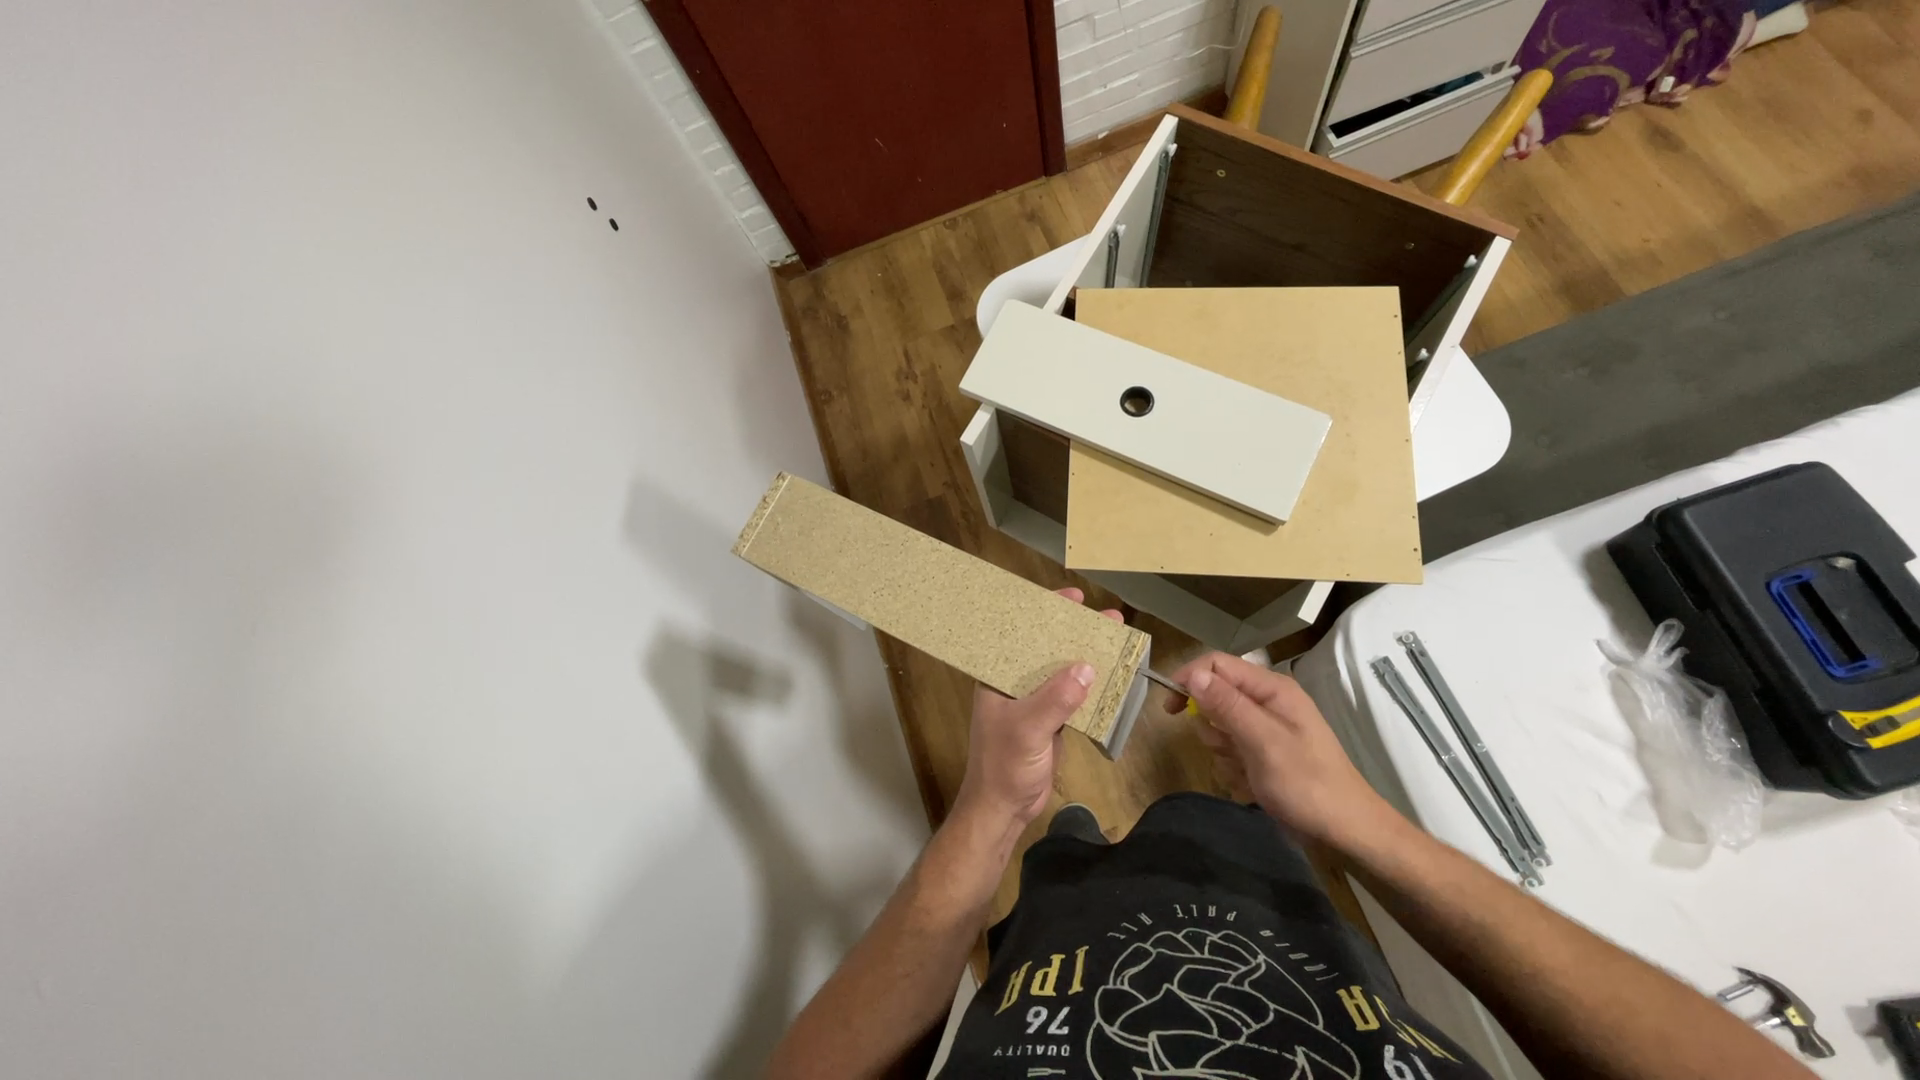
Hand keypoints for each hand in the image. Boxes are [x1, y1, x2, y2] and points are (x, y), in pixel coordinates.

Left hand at [953, 588, 1120, 828]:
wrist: (1004, 809)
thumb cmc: (1003, 765)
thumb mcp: (1027, 728)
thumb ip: (1055, 699)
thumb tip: (1086, 668)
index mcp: (998, 677)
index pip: (1020, 633)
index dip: (1045, 611)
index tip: (1073, 598)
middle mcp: (1015, 684)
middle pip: (1047, 649)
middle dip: (1075, 632)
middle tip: (1108, 617)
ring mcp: (1034, 702)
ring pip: (1063, 672)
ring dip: (1088, 658)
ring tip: (1118, 639)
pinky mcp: (1050, 721)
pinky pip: (1073, 696)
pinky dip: (1092, 686)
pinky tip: (1113, 676)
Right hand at [1167, 652, 1400, 848]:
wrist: (1344, 831)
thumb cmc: (1307, 784)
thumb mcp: (1263, 742)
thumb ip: (1227, 706)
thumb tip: (1193, 674)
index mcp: (1272, 689)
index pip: (1217, 665)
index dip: (1190, 679)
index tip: (1169, 708)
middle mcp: (1267, 703)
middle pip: (1214, 696)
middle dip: (1210, 724)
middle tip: (1227, 748)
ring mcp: (1266, 730)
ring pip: (1218, 727)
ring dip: (1222, 750)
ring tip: (1246, 770)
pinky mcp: (1263, 754)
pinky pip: (1229, 751)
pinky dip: (1233, 768)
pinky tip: (1252, 784)